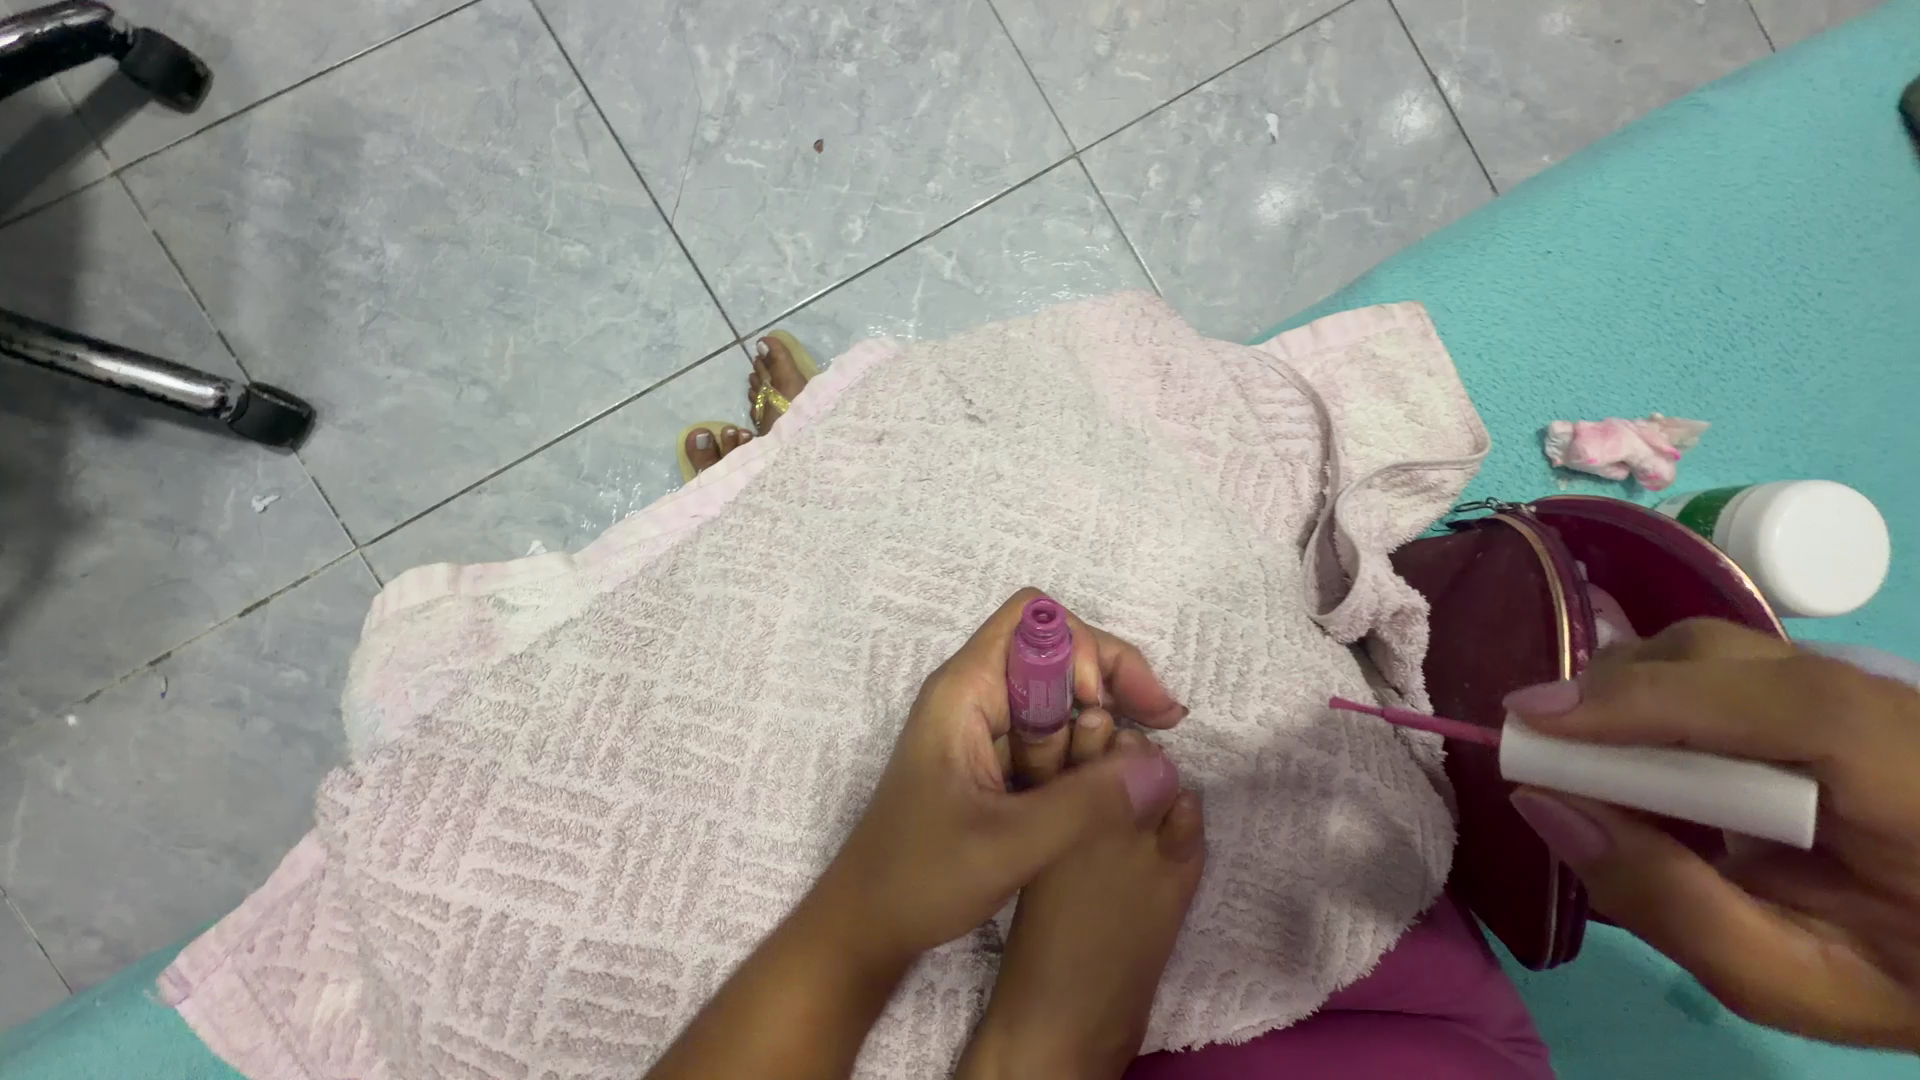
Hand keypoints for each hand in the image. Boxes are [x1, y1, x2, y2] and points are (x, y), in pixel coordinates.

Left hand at [808, 587, 1189, 964]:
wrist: (870, 921)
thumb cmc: (921, 877)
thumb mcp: (1010, 843)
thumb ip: (1087, 803)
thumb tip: (1164, 766)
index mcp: (964, 690)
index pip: (1034, 618)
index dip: (1084, 647)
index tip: (1110, 706)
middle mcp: (975, 694)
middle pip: (1056, 652)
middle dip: (1108, 687)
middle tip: (1156, 734)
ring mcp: (983, 727)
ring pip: (1059, 697)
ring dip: (1095, 730)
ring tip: (1118, 781)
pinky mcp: (994, 759)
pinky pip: (1051, 736)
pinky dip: (1084, 755)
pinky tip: (1108, 792)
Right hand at [1503, 619, 1919, 1048]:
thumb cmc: (1896, 978)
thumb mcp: (1790, 983)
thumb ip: (1668, 904)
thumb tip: (1540, 802)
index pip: (1798, 710)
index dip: (1652, 699)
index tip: (1533, 719)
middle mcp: (1902, 718)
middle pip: (1727, 660)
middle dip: (1615, 695)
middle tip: (1546, 752)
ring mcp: (1866, 689)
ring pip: (1707, 649)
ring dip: (1624, 690)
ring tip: (1593, 757)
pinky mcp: (1824, 683)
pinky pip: (1711, 663)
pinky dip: (1648, 692)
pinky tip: (1638, 749)